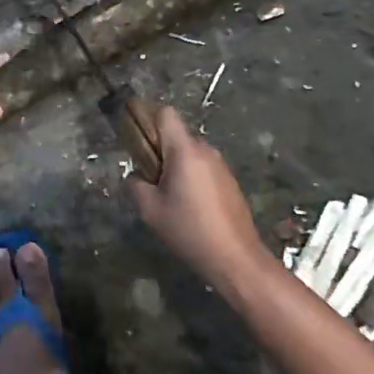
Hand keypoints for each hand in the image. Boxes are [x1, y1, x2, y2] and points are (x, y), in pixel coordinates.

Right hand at [127, 106, 270, 285]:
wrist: (237, 259)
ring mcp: (221, 165)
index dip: (148, 121)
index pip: (165, 113)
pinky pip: (203, 168)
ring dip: (176, 167)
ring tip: (171, 199)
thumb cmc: (190, 231)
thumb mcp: (150, 210)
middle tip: (152, 181)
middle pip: (176, 136)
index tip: (139, 144)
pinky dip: (192, 178)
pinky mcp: (230, 181)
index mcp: (185, 151)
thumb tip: (137, 175)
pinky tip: (191, 208)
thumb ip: (136, 184)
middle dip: (160, 151)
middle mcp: (205, 150)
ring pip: (189, 153)